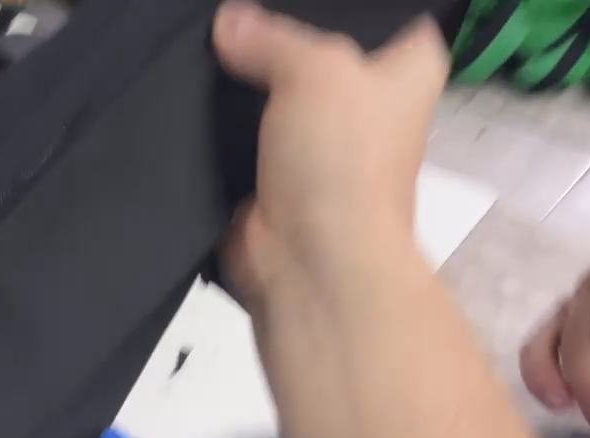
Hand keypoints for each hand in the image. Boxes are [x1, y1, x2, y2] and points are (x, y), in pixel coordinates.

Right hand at [213, 1, 447, 306]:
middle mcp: (361, 104)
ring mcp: (309, 149)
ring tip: (194, 58)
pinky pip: (233, 147)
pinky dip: (212, 138)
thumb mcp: (315, 71)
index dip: (319, 2)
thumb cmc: (340, 159)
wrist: (307, 259)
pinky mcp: (264, 184)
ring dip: (233, 95)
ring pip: (264, 104)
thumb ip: (270, 39)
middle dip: (266, 44)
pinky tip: (185, 112)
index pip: (367, 11)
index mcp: (404, 65)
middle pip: (305, 56)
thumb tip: (224, 19)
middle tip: (224, 19)